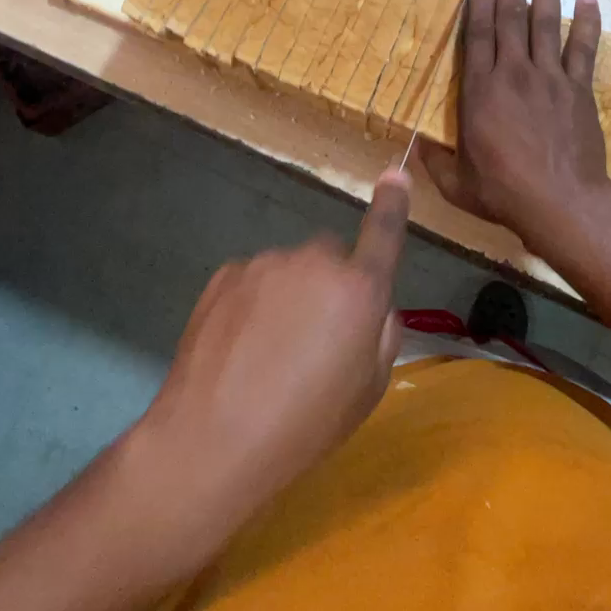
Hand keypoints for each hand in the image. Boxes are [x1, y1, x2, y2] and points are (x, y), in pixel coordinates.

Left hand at [140, 169, 411, 511]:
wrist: (214, 437)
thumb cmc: (306, 423)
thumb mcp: (368, 390)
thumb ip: (383, 336)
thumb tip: (375, 308)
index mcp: (359, 290)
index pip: (383, 234)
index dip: (392, 205)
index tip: (396, 174)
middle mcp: (314, 262)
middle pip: (330, 260)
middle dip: (329, 286)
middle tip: (314, 341)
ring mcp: (265, 264)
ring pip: (289, 271)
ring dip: (288, 297)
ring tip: (267, 354)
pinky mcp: (225, 274)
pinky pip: (253, 281)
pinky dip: (252, 304)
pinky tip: (238, 347)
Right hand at [422, 0, 610, 251]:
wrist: (560, 201)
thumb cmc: (503, 193)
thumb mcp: (456, 184)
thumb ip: (436, 163)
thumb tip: (416, 150)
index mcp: (480, 92)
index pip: (478, 35)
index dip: (480, 1)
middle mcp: (513, 74)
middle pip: (511, 19)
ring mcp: (549, 79)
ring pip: (546, 24)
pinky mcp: (578, 89)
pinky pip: (584, 48)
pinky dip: (587, 22)